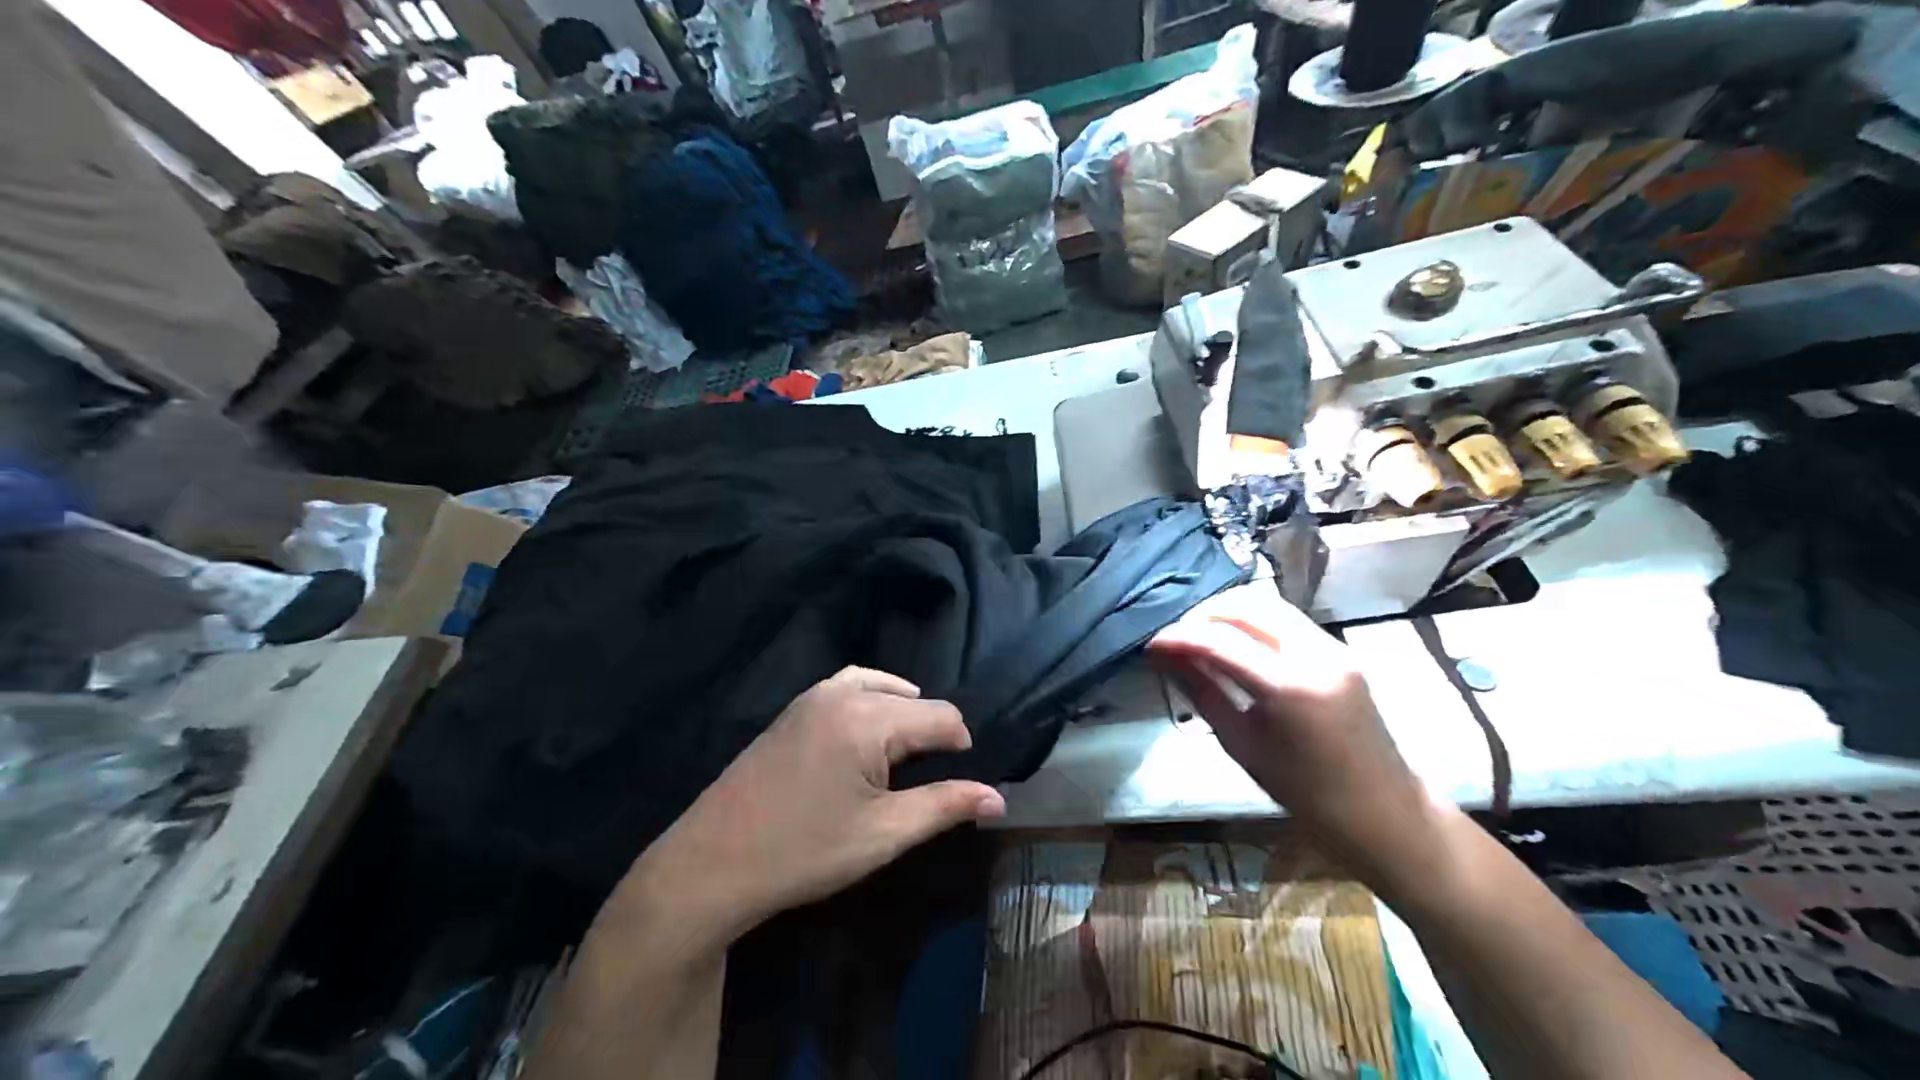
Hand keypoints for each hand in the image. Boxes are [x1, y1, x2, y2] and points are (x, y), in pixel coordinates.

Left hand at [626, 667, 1005, 942]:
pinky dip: (871, 700)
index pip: (941, 715)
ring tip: (907, 754)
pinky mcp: (793, 709)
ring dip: (902, 713)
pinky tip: (867, 736)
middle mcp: (842, 693)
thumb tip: (999, 797)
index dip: (961, 746)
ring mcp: (812, 696)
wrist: (711, 863)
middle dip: (931, 733)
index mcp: (868, 719)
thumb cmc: (803, 852)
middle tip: (928, 780)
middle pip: (912, 700)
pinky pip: (848, 686)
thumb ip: (944, 806)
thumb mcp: (883, 834)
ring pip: (880, 687)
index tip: (961, 784)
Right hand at [1147, 584, 1443, 886]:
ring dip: (1228, 614)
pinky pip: (1286, 621)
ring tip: (1198, 639)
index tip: (1150, 646)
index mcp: (1292, 688)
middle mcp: (1317, 655)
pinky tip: (1233, 645)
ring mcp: (1335, 649)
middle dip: (1203, 615)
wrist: (1386, 814)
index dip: (1179, 638)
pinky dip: (1252, 623)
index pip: (1221, 642)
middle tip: (1175, 639)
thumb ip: (1203, 694)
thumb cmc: (1309, 796)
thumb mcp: (1244, 747)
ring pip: (1269, 606)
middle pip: (1248, 606)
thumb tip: (1165, 660)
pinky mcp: (1340, 651)